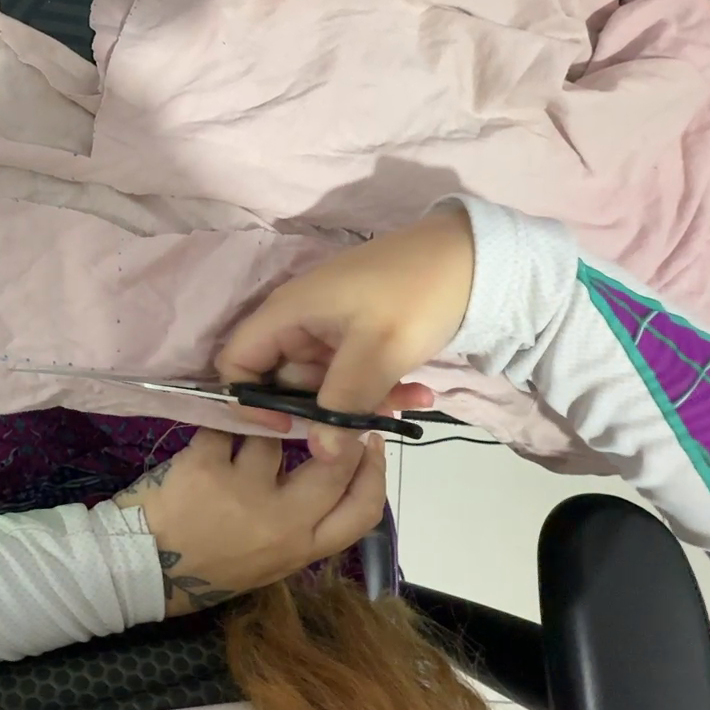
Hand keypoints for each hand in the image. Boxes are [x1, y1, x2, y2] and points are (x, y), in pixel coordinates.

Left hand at [111, 429, 387, 616]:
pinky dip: (220, 427)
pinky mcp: (207, 464)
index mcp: (300, 550)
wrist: (145, 568)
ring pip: (274, 435)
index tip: (372, 444)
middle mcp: (281, 520)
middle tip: (328, 413)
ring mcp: (244, 489)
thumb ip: (299, 525)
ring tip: (245, 437)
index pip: (361, 512)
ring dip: (262, 429)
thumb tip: (324, 476)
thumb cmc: (208, 565)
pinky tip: (212, 434)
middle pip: (331, 465)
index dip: (374, 473)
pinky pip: (226, 428)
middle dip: (336, 433)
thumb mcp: (268, 561)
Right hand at [217, 206, 474, 457]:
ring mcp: (327, 327)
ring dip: (361, 401)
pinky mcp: (354, 333)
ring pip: (323, 382)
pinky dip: (378, 386)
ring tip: (411, 404)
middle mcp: (296, 321)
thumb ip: (342, 405)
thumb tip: (321, 454)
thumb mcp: (377, 353)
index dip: (250, 400)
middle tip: (368, 423)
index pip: (236, 362)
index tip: (290, 425)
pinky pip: (350, 372)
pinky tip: (419, 392)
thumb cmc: (414, 295)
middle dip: (323, 408)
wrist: (473, 255)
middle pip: (283, 380)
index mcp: (285, 315)